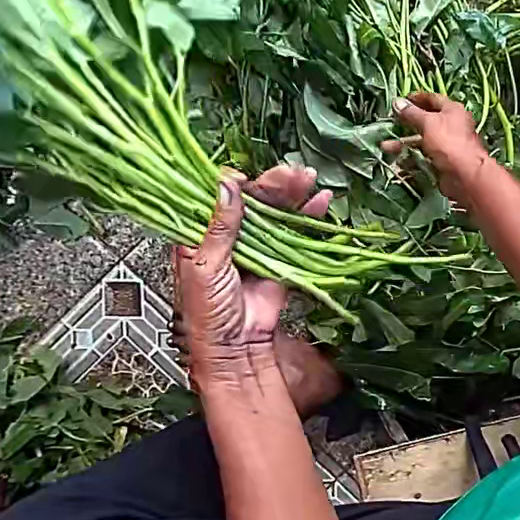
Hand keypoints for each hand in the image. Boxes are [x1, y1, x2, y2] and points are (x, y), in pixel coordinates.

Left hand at [172, 165, 341, 408]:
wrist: (235, 346)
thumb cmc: (206, 311)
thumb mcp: (206, 265)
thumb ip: (219, 227)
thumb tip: (226, 187)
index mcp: (199, 233)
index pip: (217, 197)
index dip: (233, 184)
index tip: (246, 176)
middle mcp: (228, 235)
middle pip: (252, 200)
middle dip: (272, 185)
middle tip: (290, 173)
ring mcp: (256, 245)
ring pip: (276, 212)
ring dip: (293, 194)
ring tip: (308, 179)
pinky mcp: (280, 258)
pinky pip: (295, 233)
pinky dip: (308, 217)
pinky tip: (319, 201)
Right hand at [380, 91, 493, 205]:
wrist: (465, 175)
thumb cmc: (449, 142)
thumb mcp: (428, 123)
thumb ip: (412, 113)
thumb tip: (397, 102)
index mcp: (452, 111)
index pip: (432, 99)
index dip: (416, 99)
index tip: (399, 101)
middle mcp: (451, 126)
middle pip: (425, 121)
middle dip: (406, 123)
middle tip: (389, 123)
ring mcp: (446, 145)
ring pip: (422, 141)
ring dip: (403, 143)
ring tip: (385, 147)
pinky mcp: (442, 162)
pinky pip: (423, 157)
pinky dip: (410, 158)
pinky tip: (397, 161)